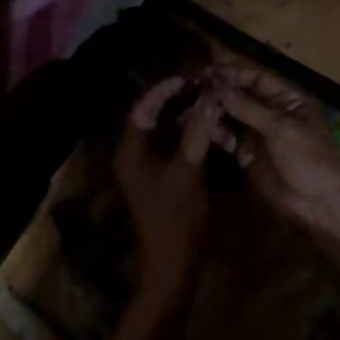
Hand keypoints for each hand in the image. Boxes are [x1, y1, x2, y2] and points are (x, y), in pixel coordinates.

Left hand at [114, 76, 220, 300]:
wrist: (172, 262)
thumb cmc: (176, 217)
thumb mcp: (188, 172)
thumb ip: (196, 134)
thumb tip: (209, 100)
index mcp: (130, 151)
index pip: (142, 109)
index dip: (163, 90)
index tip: (188, 77)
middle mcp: (133, 154)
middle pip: (151, 117)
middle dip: (176, 100)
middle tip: (203, 85)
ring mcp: (146, 166)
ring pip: (163, 131)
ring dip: (184, 116)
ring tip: (208, 100)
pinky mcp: (159, 176)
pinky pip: (171, 146)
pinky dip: (187, 134)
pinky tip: (208, 126)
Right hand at [209, 66, 339, 236]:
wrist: (318, 202)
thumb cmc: (309, 158)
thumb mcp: (282, 128)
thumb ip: (249, 108)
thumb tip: (219, 88)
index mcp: (288, 99)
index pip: (258, 78)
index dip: (234, 74)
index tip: (209, 72)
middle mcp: (271, 111)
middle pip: (241, 95)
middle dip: (219, 91)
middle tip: (194, 87)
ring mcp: (258, 132)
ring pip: (231, 114)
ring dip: (213, 110)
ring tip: (190, 106)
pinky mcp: (246, 152)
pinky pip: (227, 136)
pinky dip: (213, 130)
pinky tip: (196, 126)